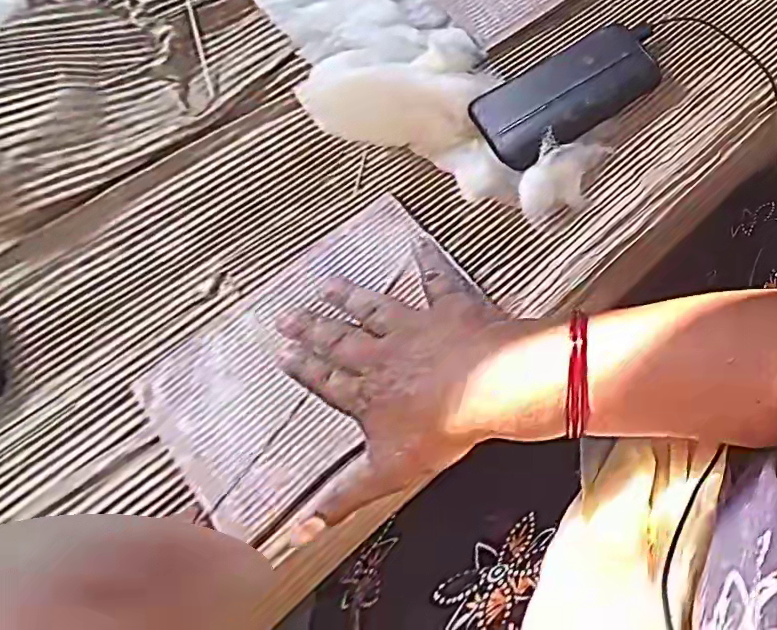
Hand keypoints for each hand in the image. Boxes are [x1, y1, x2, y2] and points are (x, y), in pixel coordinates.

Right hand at [273, 241, 523, 540]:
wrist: (493, 388)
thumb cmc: (447, 426)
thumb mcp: (389, 472)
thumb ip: (343, 498)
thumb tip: (301, 530)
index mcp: (368, 392)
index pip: (326, 380)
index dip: (303, 367)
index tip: (282, 353)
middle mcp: (386, 354)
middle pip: (341, 340)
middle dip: (312, 329)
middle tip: (285, 314)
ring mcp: (420, 327)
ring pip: (377, 308)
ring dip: (351, 297)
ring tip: (327, 284)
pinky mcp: (454, 307)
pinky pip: (438, 280)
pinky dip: (428, 261)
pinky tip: (420, 245)